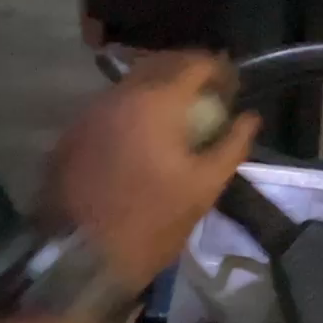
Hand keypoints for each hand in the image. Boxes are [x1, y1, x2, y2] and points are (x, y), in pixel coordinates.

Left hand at [44, 51, 259, 288]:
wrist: (79, 259)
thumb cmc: (153, 222)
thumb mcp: (205, 187)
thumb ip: (232, 145)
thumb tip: (250, 118)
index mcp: (156, 102)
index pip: (194, 63)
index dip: (219, 69)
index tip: (234, 86)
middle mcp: (119, 95)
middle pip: (160, 63)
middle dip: (189, 72)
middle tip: (212, 95)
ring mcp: (90, 112)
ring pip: (132, 82)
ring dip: (160, 88)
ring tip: (181, 114)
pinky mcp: (72, 133)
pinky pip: (112, 104)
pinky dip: (135, 107)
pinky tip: (147, 134)